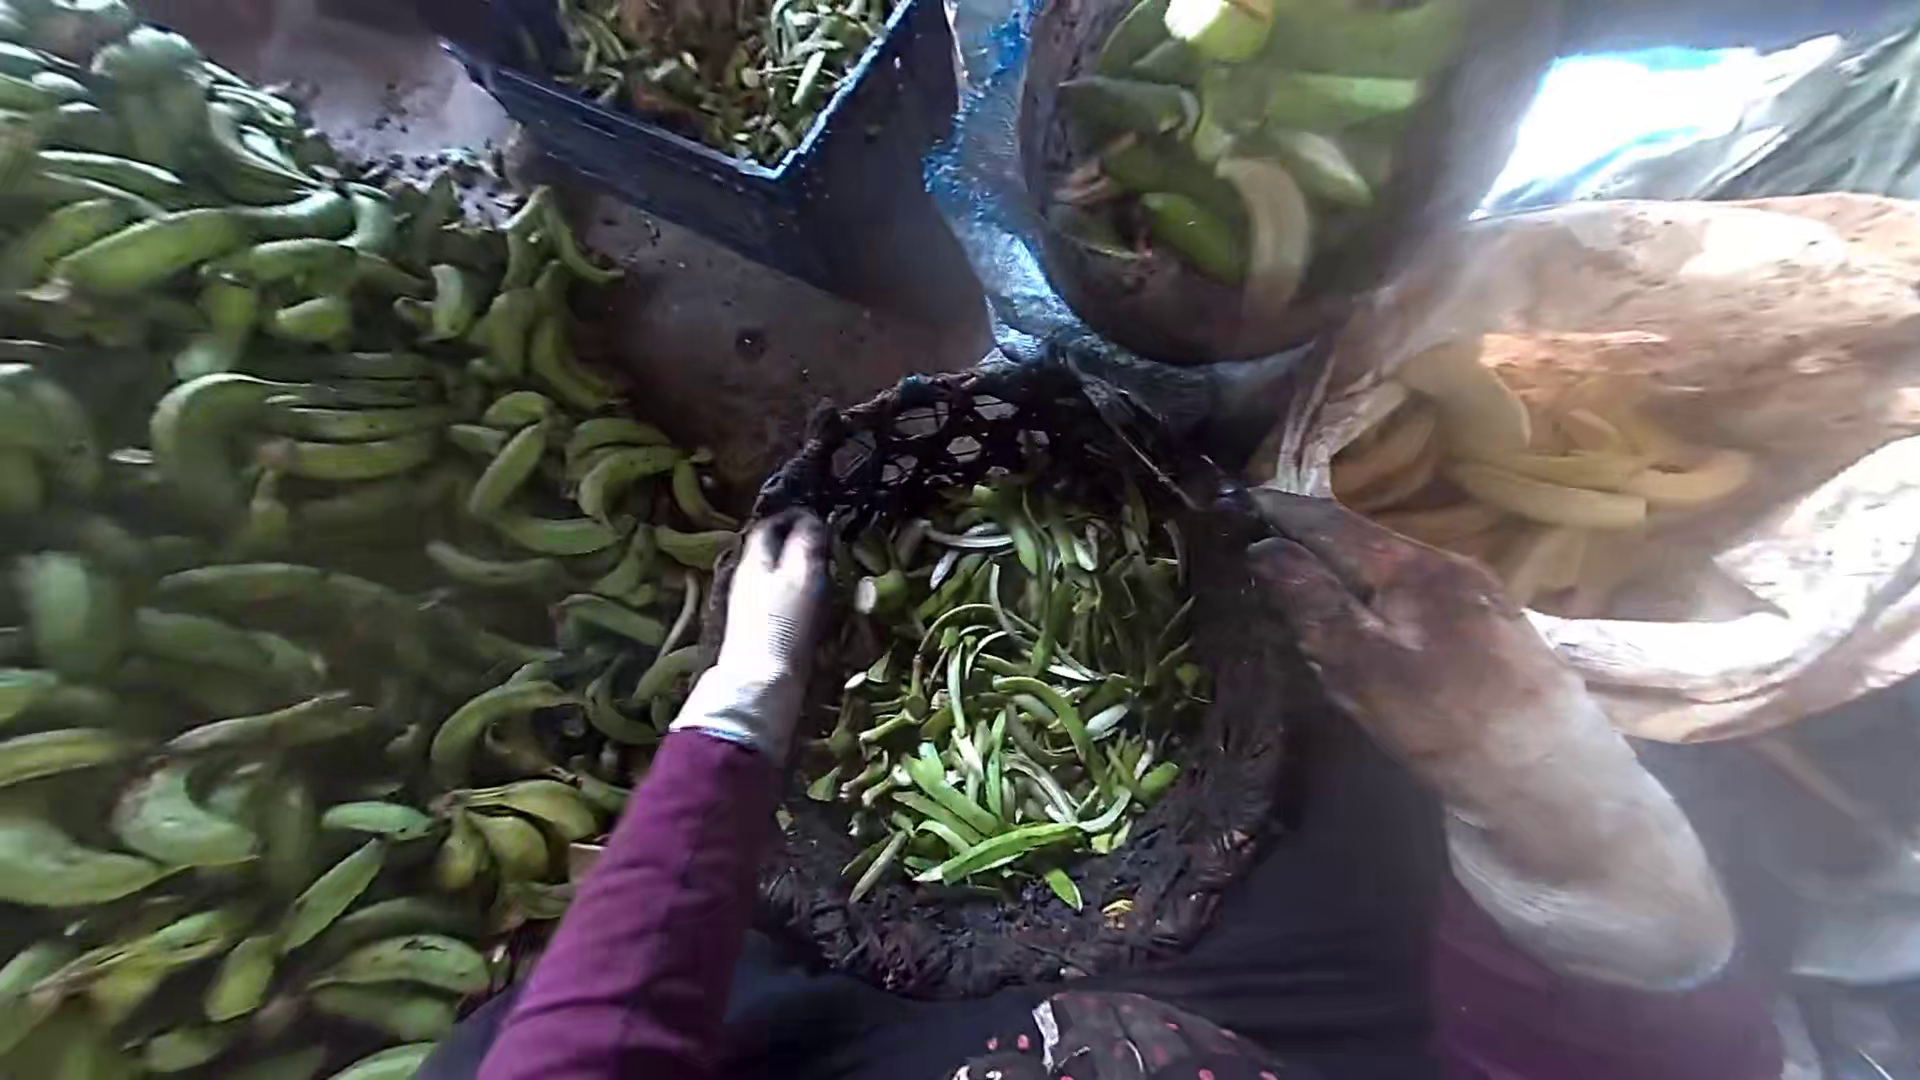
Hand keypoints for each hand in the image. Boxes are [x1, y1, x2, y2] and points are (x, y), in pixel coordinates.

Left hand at [671, 512, 826, 762]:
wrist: (761, 681)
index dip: (792, 516)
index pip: (768, 523)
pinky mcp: (757, 625)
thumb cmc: (783, 624)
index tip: (818, 517)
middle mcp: (745, 575)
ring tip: (824, 569)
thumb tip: (813, 519)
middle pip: (769, 548)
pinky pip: (777, 595)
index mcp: (754, 558)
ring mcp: (748, 602)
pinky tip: (812, 601)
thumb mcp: (801, 576)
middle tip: (825, 543)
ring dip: (795, 565)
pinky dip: (794, 589)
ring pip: (773, 571)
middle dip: (795, 540)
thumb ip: (806, 544)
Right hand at [1245, 490, 1570, 770]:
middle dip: (1302, 532)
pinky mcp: (1480, 627)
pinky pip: (1401, 590)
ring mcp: (1469, 595)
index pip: (1330, 520)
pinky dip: (1360, 586)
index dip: (1279, 508)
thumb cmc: (1446, 722)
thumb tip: (1261, 546)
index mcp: (1415, 566)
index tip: (1237, 501)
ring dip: (1331, 560)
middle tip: (1251, 536)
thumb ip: (1309, 599)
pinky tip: (1348, 606)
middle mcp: (1446, 566)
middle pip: (1357, 538)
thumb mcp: (1360, 662)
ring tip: (1288, 567)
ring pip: (1380, 565)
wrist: (1555, 791)